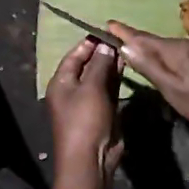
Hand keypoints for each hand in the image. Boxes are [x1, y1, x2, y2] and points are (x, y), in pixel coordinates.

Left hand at [45, 37, 123, 176]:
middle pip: (87, 66)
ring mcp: (87, 102)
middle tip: (120, 40)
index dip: (88, 44)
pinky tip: (126, 68)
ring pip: (99, 78)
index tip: (105, 32)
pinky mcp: (101, 112)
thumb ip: (99, 65)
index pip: (73, 56)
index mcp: (61, 82)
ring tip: (126, 50)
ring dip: (110, 66)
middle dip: (101, 54)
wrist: (90, 157)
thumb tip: (105, 46)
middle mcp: (71, 90)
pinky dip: (116, 80)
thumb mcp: (91, 88)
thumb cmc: (85, 118)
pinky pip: (108, 91)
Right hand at [105, 22, 188, 135]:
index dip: (124, 32)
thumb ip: (149, 67)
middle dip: (140, 43)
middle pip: (158, 42)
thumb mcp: (173, 90)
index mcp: (174, 50)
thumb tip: (125, 46)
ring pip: (175, 48)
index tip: (108, 24)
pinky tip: (181, 71)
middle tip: (123, 45)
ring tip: (150, 61)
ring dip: (160, 52)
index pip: (142, 38)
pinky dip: (177, 58)